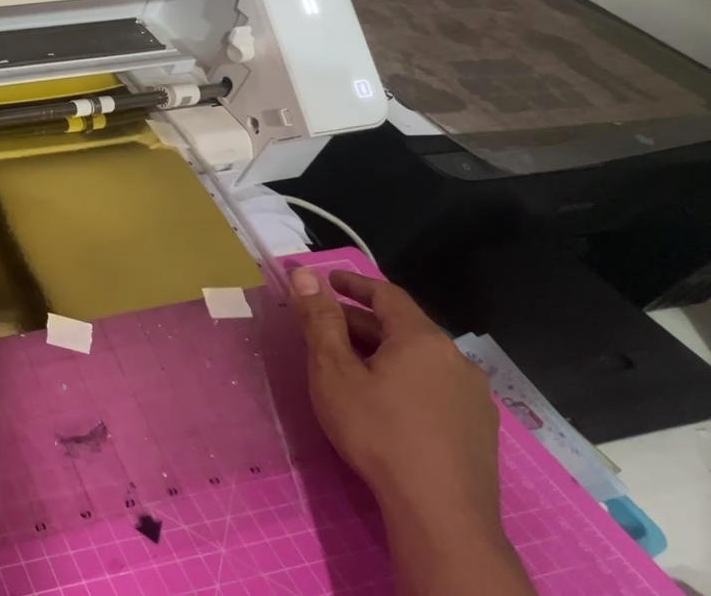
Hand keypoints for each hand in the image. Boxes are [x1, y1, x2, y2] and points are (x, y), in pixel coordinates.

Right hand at [291, 267, 534, 595]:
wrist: (440, 510)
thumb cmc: (377, 430)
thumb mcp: (333, 371)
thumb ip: (319, 319)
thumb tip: (304, 273)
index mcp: (422, 339)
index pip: (387, 294)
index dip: (353, 284)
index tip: (325, 282)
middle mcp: (456, 359)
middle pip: (403, 327)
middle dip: (361, 322)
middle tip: (322, 329)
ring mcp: (473, 395)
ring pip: (420, 358)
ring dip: (384, 352)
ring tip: (349, 367)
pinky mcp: (478, 426)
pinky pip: (435, 385)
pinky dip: (405, 378)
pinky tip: (386, 402)